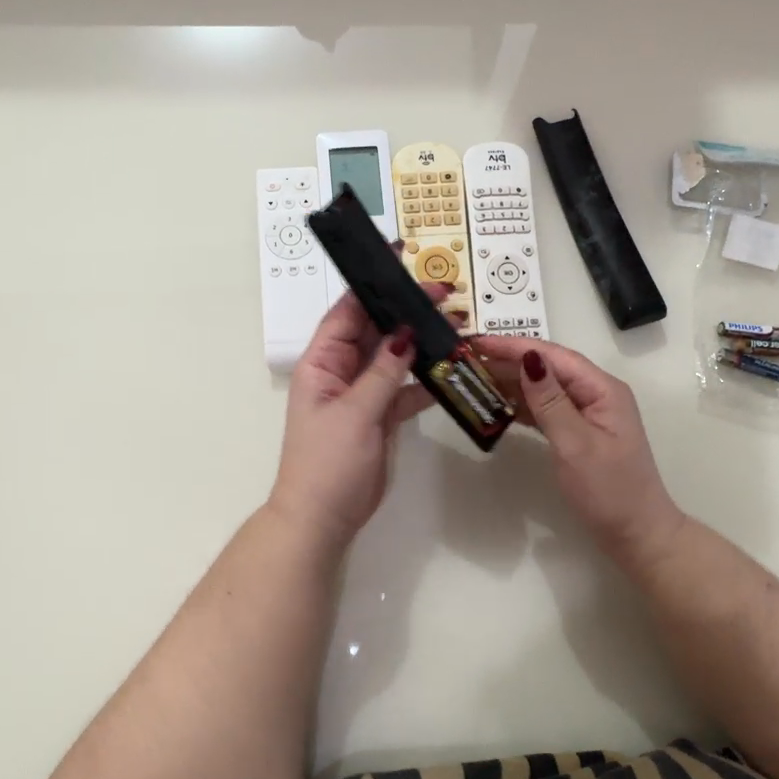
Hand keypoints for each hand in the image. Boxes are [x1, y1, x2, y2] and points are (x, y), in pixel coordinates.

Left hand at [267, 284, 451, 537]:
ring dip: (421, 342)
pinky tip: (452, 368)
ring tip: (456, 324)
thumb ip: (383, 372)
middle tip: (445, 292)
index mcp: (322, 362)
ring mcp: (362, 394)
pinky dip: (426, 379)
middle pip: (375, 329)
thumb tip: (406, 332)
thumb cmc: (326, 462)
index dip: (372, 285)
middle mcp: (341, 371)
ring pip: (394, 357)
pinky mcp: (380, 416)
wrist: (323, 518)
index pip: (347, 312)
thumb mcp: (354, 412)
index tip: (400, 259)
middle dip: (405, 310)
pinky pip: (405, 389)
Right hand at [473, 336, 683, 551]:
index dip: (514, 347)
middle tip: (467, 359)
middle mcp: (596, 394)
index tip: (477, 343)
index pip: (553, 356)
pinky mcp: (578, 432)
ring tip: (475, 377)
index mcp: (602, 389)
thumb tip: (528, 359)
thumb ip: (550, 401)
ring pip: (544, 387)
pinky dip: (521, 405)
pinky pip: (545, 408)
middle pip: (548, 367)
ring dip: (511, 382)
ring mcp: (588, 413)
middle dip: (508, 361)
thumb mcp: (576, 444)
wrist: (636, 534)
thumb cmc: (609, 490)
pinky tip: (497, 405)